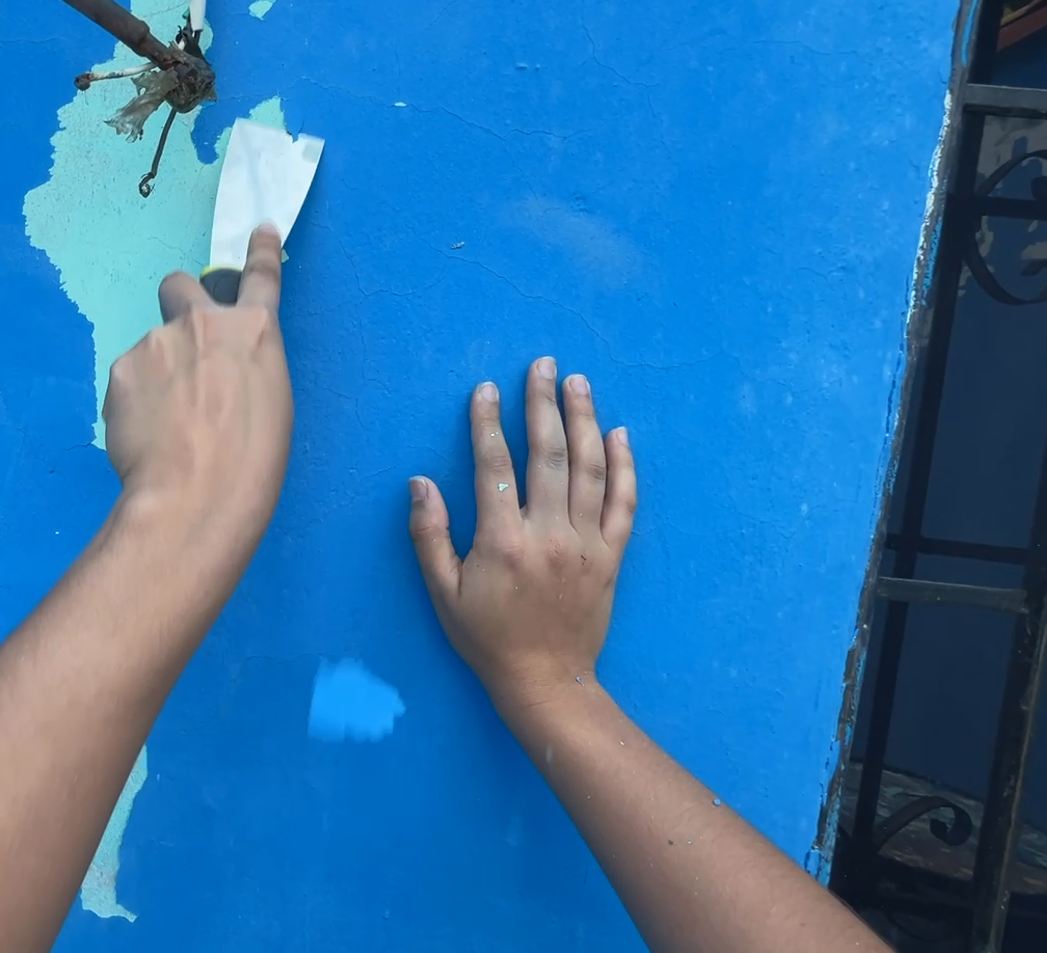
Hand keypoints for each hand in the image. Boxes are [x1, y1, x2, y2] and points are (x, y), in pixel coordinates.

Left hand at [103, 226, 293, 548]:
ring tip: (166, 424)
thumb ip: (243, 370)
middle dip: (179, 305)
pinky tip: (145, 435)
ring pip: (152, 347)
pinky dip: (136, 400)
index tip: (259, 230)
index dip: (259, 252)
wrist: (194, 496)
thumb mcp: (271, 406)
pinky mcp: (121, 369)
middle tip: (181, 350)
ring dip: (157, 372)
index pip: (260, 277)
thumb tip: (217, 374)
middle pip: (179, 285)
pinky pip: (130, 379)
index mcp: (254, 332)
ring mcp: (157, 342)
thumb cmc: (252, 464)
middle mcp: (203, 323)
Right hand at [407, 359, 636, 706]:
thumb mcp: (441, 590)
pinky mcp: (612, 556)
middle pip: (549, 455)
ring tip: (579, 383)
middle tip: (543, 365)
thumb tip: (420, 482)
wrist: (546, 681)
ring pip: (590, 469)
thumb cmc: (485, 635)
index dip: (487, 423)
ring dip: (585, 420)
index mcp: (502, 541)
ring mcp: (588, 544)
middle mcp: (549, 534)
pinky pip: (624, 503)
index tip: (486, 389)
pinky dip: (625, 466)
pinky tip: (621, 434)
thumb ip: (429, 534)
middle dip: (543, 404)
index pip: (494, 466)